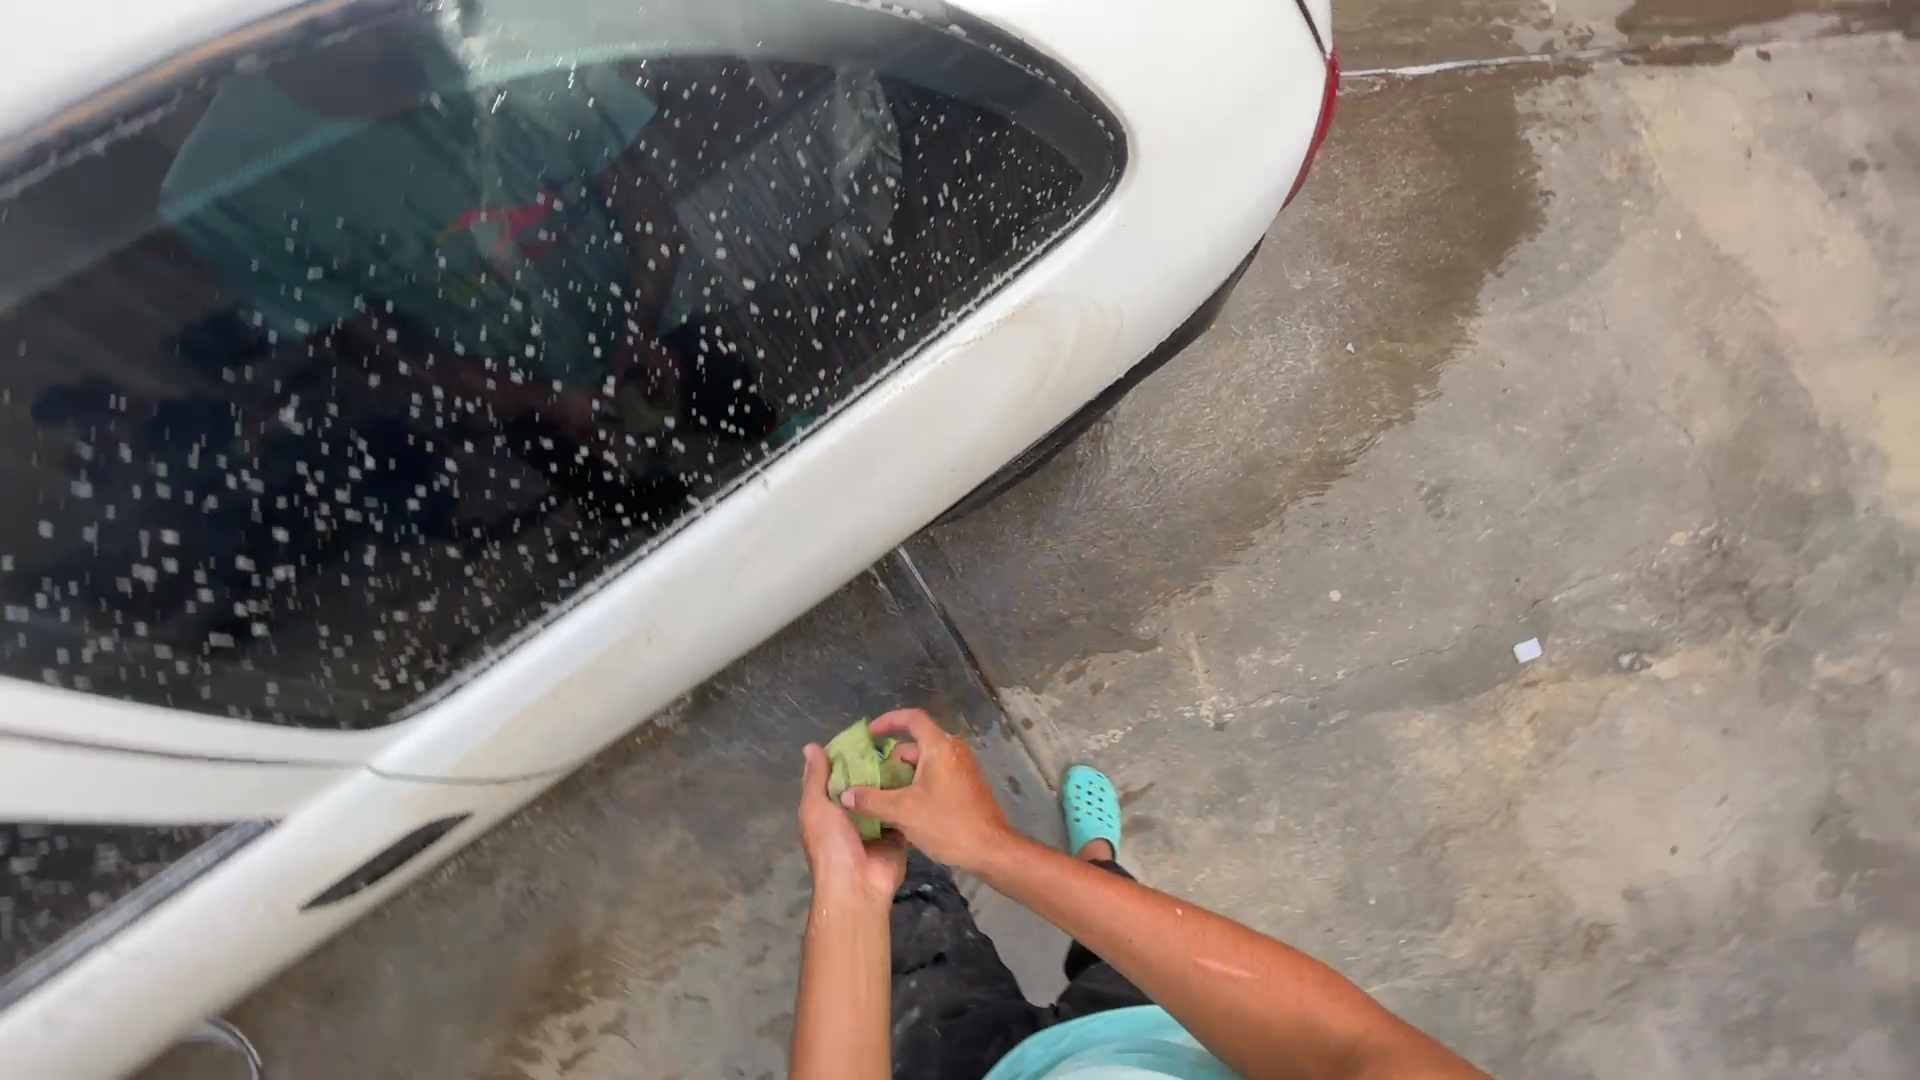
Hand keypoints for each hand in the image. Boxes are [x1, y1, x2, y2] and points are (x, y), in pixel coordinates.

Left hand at [798, 744, 906, 908]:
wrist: (858, 885)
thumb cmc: (830, 844)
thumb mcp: (815, 808)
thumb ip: (815, 778)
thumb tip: (810, 746)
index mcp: (828, 808)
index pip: (838, 775)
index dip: (849, 755)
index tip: (867, 733)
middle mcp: (851, 814)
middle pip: (865, 783)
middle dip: (877, 765)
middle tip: (896, 740)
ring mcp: (876, 824)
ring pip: (885, 794)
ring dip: (895, 778)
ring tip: (912, 751)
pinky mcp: (898, 832)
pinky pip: (903, 810)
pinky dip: (910, 796)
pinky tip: (922, 775)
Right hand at [840, 709, 1018, 873]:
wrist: (990, 849)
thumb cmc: (947, 824)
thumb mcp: (903, 812)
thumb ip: (871, 800)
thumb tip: (845, 794)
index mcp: (939, 747)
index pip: (912, 718)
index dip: (888, 721)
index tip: (869, 734)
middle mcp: (952, 750)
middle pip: (915, 743)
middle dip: (891, 759)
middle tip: (869, 777)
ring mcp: (961, 767)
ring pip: (925, 762)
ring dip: (902, 775)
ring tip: (880, 795)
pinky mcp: (965, 784)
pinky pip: (936, 773)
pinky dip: (917, 783)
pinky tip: (903, 806)